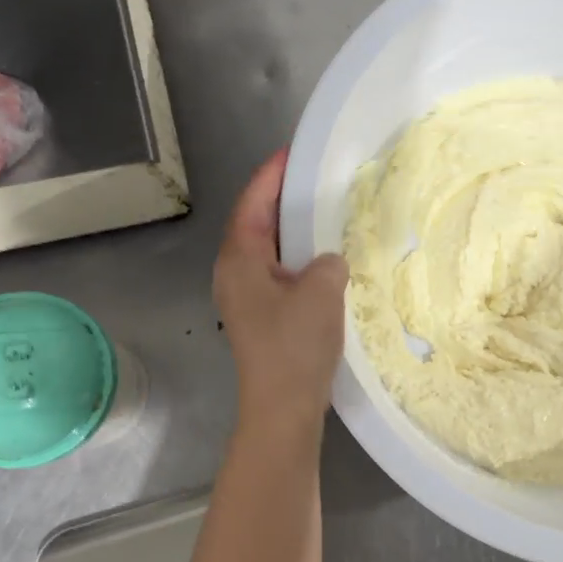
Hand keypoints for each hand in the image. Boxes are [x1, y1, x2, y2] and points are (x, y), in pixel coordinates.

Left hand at [214, 150, 348, 423]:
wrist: (283, 409)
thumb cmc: (295, 346)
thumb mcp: (321, 292)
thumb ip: (328, 262)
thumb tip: (327, 263)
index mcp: (239, 259)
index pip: (252, 203)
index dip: (272, 175)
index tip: (295, 152)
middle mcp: (234, 273)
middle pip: (255, 223)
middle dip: (282, 199)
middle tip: (315, 177)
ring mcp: (245, 298)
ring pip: (268, 250)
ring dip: (292, 231)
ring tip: (324, 212)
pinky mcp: (261, 318)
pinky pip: (278, 274)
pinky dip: (297, 259)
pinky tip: (324, 261)